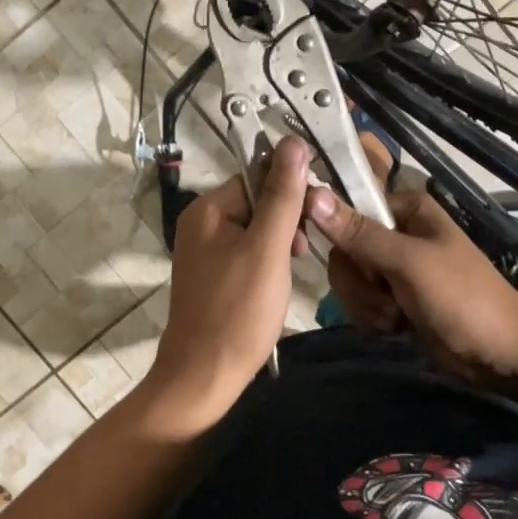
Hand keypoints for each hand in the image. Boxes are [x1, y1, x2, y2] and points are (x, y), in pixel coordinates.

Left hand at [142, 136, 311, 425]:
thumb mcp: (268, 249)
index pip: (257, 176)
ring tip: (295, 268)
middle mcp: (200, 224)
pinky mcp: (212, 277)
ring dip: (281, 242)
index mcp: (207, 210)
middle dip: (287, 220)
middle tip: (304, 251)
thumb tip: (293, 143)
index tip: (317, 215)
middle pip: (256, 202)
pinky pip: (246, 254)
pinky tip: (279, 283)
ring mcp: (204, 253)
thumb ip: (282, 196)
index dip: (290, 191)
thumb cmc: (239, 311)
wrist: (205, 375)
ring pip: (255, 230)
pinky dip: (267, 262)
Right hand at [308, 184, 517, 384]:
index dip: (345, 242)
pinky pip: (359, 301)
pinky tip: (396, 327)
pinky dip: (373, 318)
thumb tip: (311, 194)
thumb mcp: (409, 263)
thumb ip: (360, 233)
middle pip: (343, 252)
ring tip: (397, 317)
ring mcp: (394, 267)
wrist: (499, 354)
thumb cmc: (462, 298)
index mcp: (405, 209)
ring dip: (367, 305)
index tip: (364, 268)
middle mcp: (396, 232)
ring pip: (348, 280)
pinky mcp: (393, 297)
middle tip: (388, 297)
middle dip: (360, 284)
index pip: (346, 211)